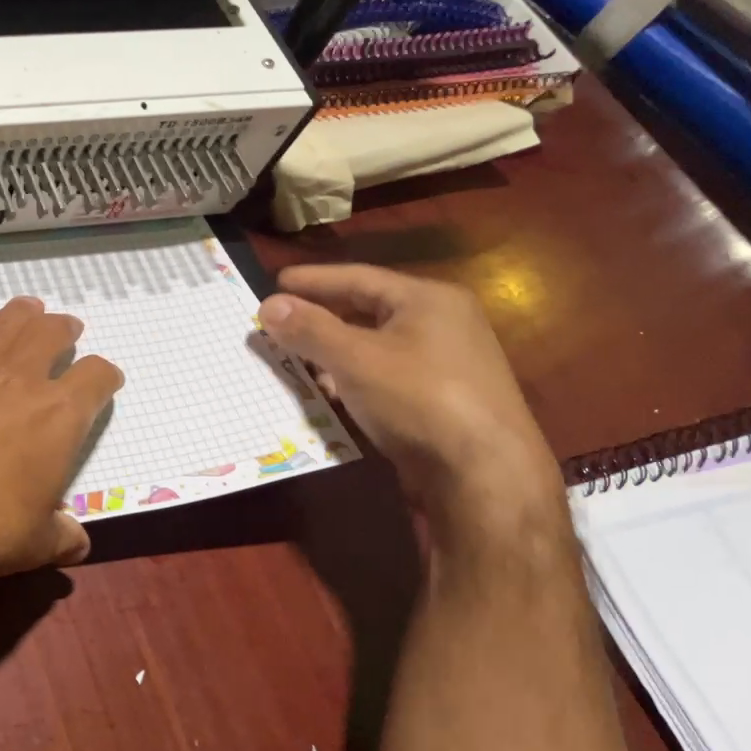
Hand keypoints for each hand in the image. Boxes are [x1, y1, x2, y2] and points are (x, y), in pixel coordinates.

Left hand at [0, 297, 123, 586]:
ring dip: (17, 314)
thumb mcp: (36, 543)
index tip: (105, 378)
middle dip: (62, 328)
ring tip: (25, 308)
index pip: (96, 378)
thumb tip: (77, 543)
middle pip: (48, 335)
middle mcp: (18, 382)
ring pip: (0, 327)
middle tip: (66, 326)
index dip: (105, 376)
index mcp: (59, 417)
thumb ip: (61, 536)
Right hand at [258, 265, 559, 504]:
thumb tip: (268, 304)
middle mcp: (441, 323)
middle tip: (276, 320)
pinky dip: (350, 376)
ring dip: (330, 350)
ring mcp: (443, 362)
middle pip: (366, 310)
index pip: (358, 277)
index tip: (274, 282)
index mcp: (428, 300)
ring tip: (291, 355)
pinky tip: (325, 390)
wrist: (482, 473)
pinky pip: (382, 374)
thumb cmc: (418, 399)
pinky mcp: (438, 398)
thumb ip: (309, 329)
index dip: (312, 280)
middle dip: (318, 317)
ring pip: (373, 345)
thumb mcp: (355, 359)